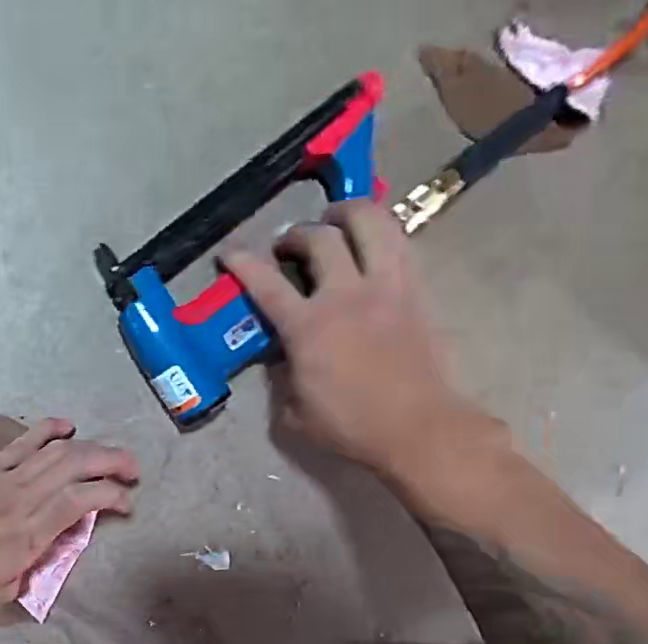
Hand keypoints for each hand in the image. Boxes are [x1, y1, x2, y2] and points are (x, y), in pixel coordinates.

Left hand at [0, 419, 137, 604]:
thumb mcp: (5, 588)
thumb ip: (35, 569)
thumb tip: (53, 552)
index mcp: (32, 532)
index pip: (84, 501)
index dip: (113, 496)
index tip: (126, 503)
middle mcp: (24, 498)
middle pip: (78, 465)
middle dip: (113, 462)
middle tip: (131, 470)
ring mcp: (4, 478)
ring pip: (56, 451)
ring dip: (89, 446)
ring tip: (107, 452)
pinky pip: (22, 443)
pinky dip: (47, 431)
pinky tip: (65, 426)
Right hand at [224, 200, 499, 470]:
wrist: (417, 427)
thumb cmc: (351, 427)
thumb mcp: (294, 413)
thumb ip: (282, 378)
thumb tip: (283, 356)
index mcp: (308, 328)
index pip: (266, 284)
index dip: (242, 263)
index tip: (229, 254)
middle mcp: (346, 295)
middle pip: (319, 237)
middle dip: (295, 234)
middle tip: (288, 246)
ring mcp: (387, 286)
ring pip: (370, 220)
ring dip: (346, 212)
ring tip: (336, 221)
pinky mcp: (417, 289)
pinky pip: (400, 241)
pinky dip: (380, 232)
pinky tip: (372, 244)